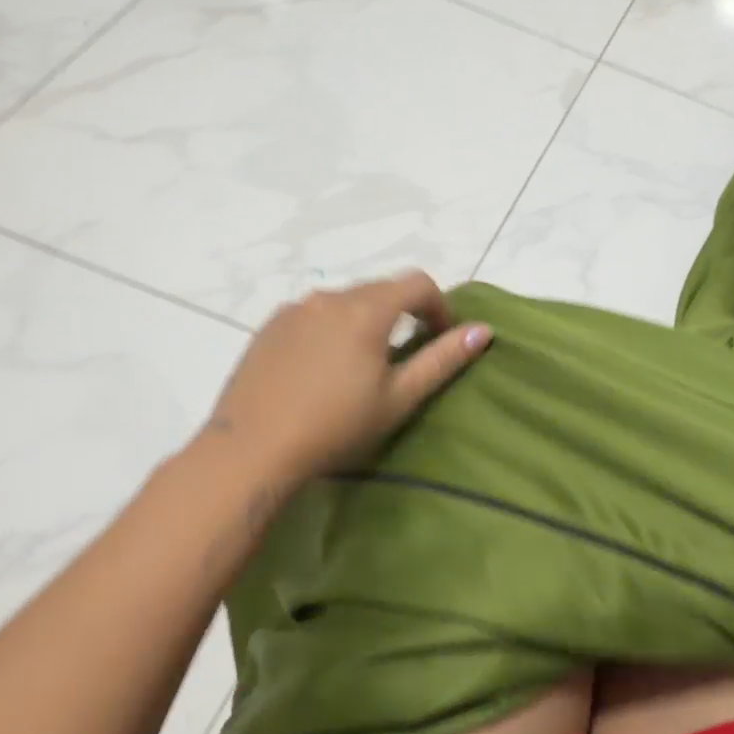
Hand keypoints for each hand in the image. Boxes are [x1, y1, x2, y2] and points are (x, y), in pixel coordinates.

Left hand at [196, 271, 492, 485]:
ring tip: (364, 364)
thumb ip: (442, 359)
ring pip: (346, 301)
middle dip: (404, 312)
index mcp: (366, 310)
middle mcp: (329, 297)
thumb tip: (483, 330)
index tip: (441, 338)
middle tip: (407, 355)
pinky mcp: (268, 326)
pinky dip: (332, 328)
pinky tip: (324, 369)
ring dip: (367, 319)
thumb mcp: (399, 398)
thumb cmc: (336, 426)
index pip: (417, 283)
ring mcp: (293, 309)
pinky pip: (314, 314)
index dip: (439, 306)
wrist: (250, 450)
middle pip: (381, 289)